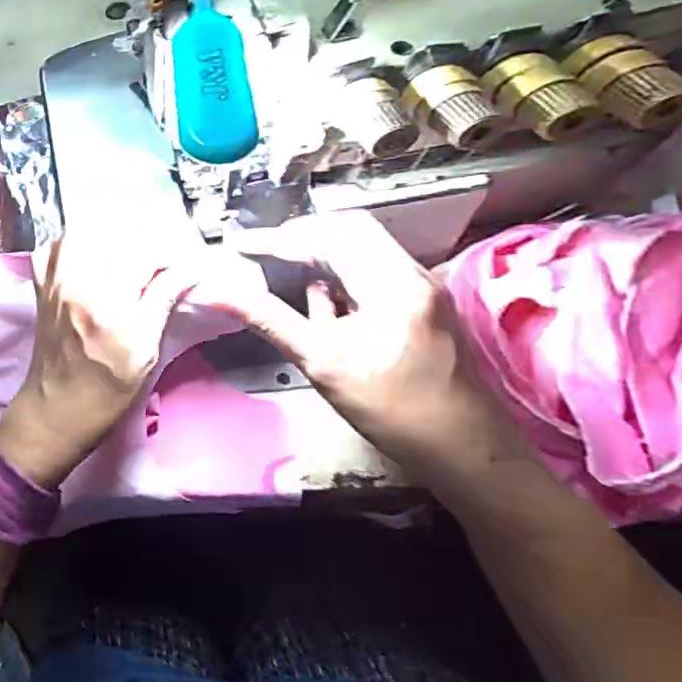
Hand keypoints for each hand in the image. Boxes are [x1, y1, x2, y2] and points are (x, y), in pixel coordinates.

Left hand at [0, 235, 198, 489]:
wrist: (55, 406)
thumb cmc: (104, 388)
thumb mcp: (146, 348)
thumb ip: (163, 298)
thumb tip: (188, 267)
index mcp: (101, 297)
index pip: (145, 250)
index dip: (171, 254)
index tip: (186, 263)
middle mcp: (72, 276)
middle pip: (118, 233)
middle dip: (146, 242)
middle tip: (165, 261)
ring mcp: (52, 273)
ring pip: (92, 232)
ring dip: (118, 240)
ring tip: (136, 262)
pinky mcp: (42, 277)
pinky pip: (66, 243)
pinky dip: (87, 244)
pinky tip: (101, 262)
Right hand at [223, 211, 525, 485]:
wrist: (464, 449)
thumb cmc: (395, 410)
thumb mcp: (322, 363)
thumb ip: (269, 321)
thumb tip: (218, 296)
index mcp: (393, 284)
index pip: (331, 234)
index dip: (281, 237)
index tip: (244, 244)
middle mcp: (412, 276)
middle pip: (349, 231)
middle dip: (301, 236)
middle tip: (262, 249)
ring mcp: (419, 290)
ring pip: (362, 249)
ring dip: (319, 252)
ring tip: (281, 266)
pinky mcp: (418, 306)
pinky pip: (372, 271)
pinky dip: (338, 273)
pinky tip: (317, 294)